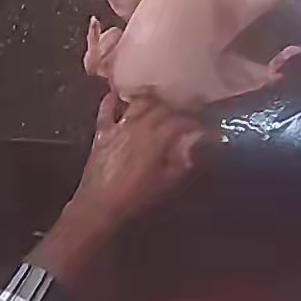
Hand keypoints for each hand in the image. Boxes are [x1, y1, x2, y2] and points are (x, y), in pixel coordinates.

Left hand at [62, 93, 207, 229]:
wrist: (98, 206)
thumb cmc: (135, 197)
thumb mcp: (165, 183)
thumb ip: (182, 162)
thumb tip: (194, 146)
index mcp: (155, 139)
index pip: (179, 121)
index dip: (193, 121)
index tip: (202, 124)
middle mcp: (138, 126)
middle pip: (161, 107)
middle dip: (176, 107)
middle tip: (186, 111)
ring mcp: (118, 126)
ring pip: (138, 103)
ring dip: (151, 98)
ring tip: (160, 98)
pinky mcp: (102, 131)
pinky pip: (107, 109)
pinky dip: (113, 100)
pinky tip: (118, 94)